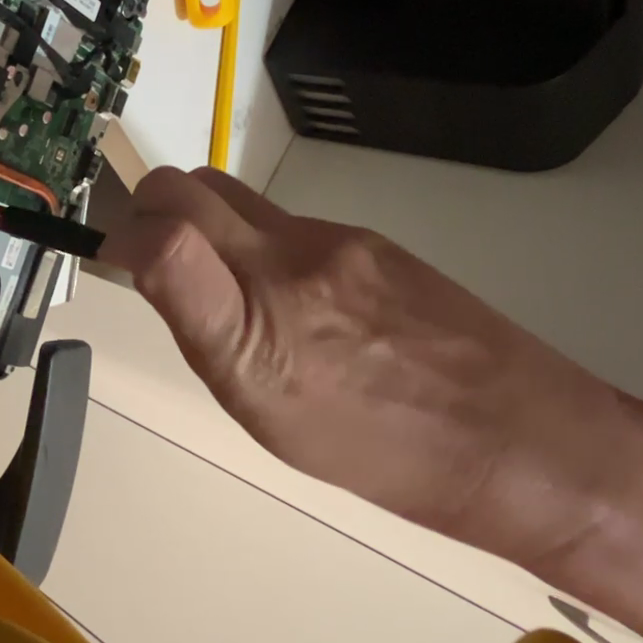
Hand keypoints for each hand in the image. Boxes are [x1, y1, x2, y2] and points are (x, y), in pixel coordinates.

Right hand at [99, 166, 642, 570]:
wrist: (525, 442)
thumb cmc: (378, 454)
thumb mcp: (262, 412)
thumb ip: (204, 328)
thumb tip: (160, 270)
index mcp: (253, 333)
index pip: (161, 238)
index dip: (121, 235)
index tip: (117, 257)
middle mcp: (287, 267)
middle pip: (183, 187)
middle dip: (146, 206)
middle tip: (150, 250)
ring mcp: (332, 241)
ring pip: (230, 195)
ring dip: (201, 220)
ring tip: (225, 280)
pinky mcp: (366, 236)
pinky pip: (281, 218)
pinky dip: (255, 238)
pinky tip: (293, 294)